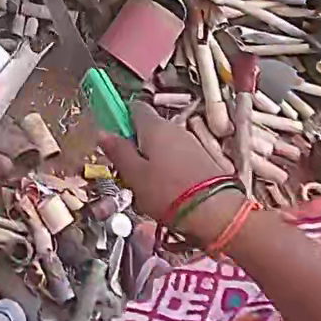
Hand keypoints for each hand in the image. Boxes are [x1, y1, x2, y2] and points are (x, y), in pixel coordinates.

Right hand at [98, 100, 241, 246]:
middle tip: (126, 171)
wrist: (217, 213)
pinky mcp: (202, 159)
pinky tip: (165, 191)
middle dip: (134, 146)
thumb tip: (103, 132)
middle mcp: (173, 128)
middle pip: (147, 128)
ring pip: (161, 145)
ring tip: (145, 187)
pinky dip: (167, 169)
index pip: (133, 107)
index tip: (113, 139)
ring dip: (151, 160)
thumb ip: (118, 151)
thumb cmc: (169, 192)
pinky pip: (176, 157)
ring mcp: (190, 142)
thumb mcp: (135, 174)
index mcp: (154, 126)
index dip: (120, 118)